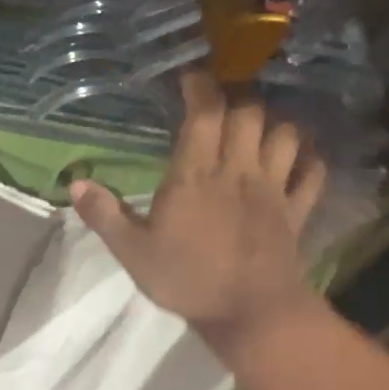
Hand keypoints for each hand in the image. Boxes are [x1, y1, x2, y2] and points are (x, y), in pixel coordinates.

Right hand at [70, 72, 327, 345]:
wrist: (247, 309)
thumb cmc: (184, 280)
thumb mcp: (132, 252)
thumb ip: (105, 215)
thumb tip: (76, 182)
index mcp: (196, 176)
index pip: (205, 114)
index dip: (201, 89)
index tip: (191, 80)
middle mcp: (239, 170)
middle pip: (249, 114)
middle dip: (237, 100)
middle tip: (222, 105)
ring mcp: (274, 188)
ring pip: (286, 134)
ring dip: (274, 124)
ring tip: (259, 129)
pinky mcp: (296, 210)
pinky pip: (312, 172)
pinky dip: (308, 160)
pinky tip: (297, 162)